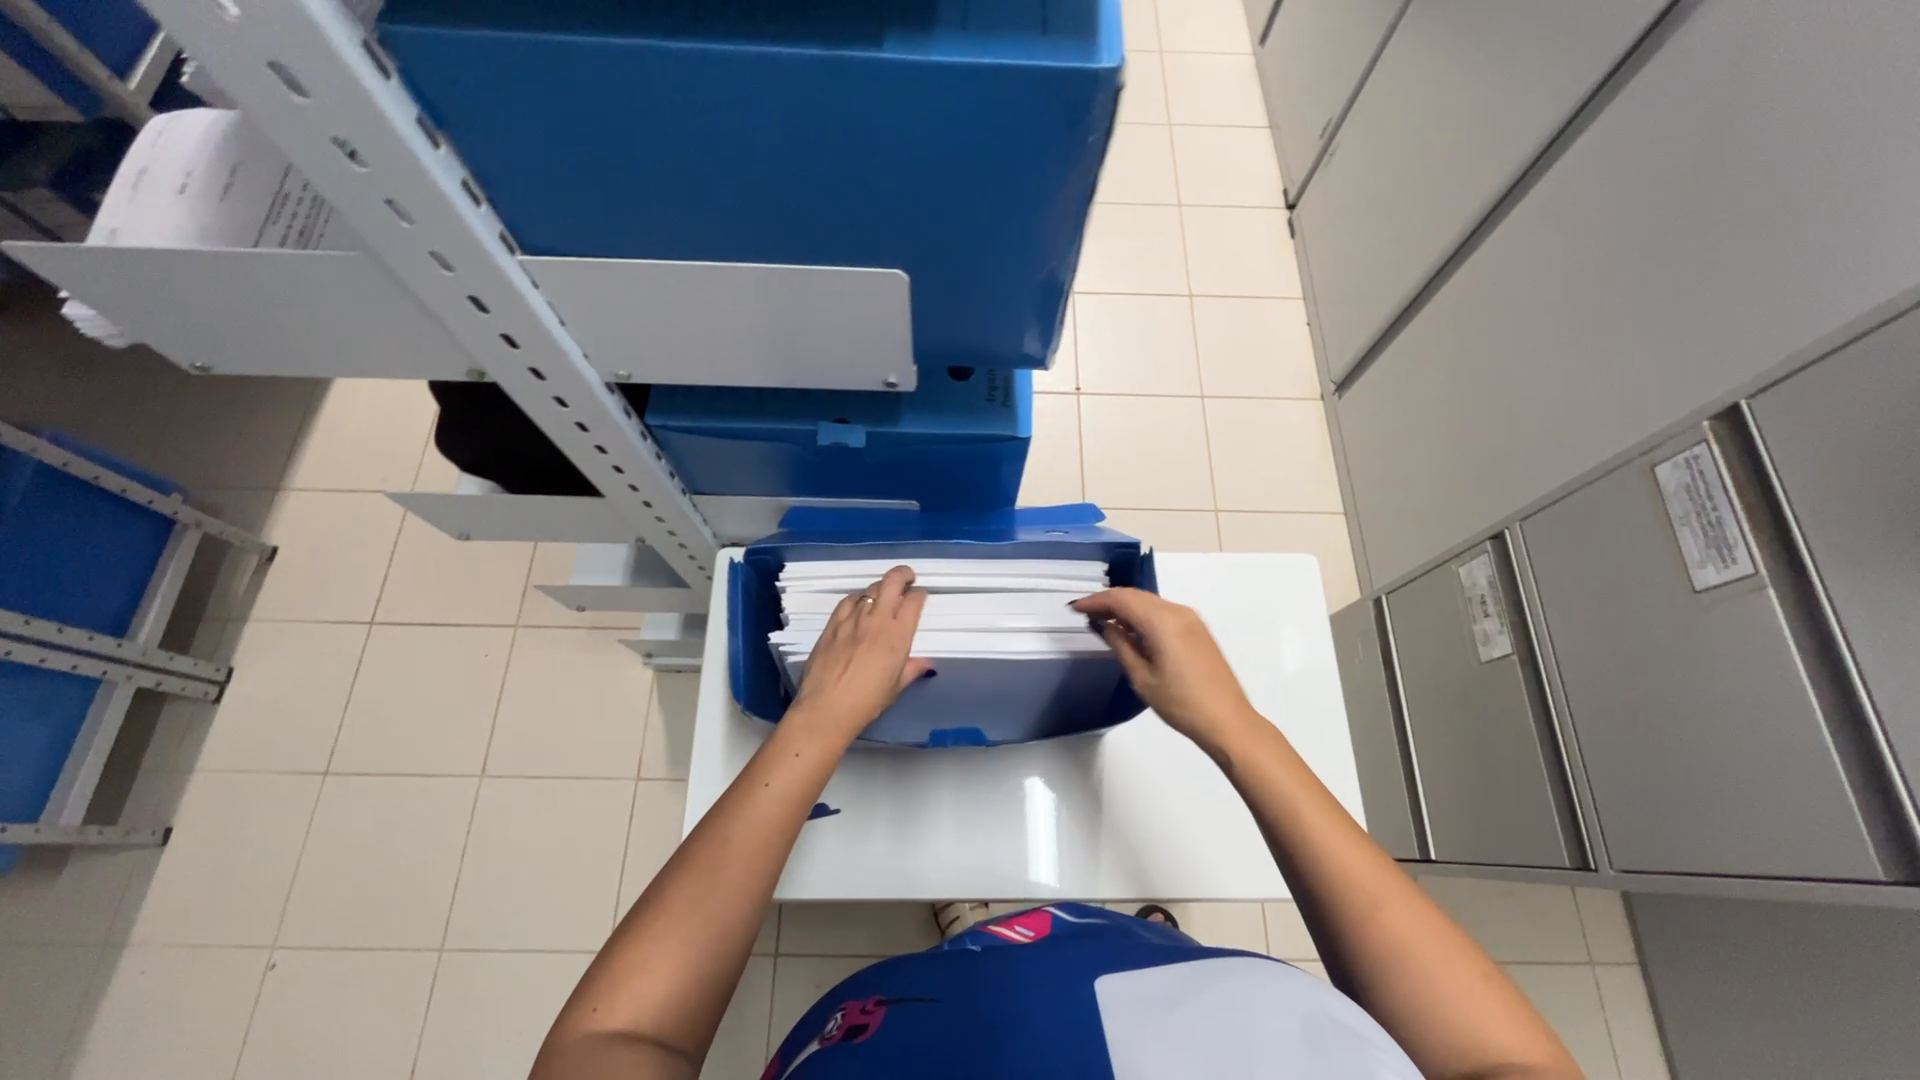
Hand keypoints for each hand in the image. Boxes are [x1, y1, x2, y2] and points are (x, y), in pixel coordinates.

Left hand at [787, 565, 932, 741]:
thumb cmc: (867, 702)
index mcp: (897, 636)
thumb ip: (912, 669)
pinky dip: (858, 598)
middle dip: (903, 574)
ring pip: (870, 589)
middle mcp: (877, 620)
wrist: (826, 708)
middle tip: (907, 579)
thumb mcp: (895, 687)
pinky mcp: (832, 624)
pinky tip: (859, 605)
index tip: (920, 596)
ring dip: (880, 588)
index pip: (914, 601)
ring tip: (884, 594)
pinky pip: (848, 601)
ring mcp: (852, 619)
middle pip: (891, 581)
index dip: (920, 594)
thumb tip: (926, 663)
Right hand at [1072, 588, 1262, 755]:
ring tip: (1103, 621)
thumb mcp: (1142, 678)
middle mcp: (1178, 612)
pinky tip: (1131, 630)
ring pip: (1150, 602)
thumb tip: (1105, 625)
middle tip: (1086, 614)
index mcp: (1162, 622)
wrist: (1227, 720)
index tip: (1075, 608)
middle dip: (1109, 601)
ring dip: (1126, 607)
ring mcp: (1191, 619)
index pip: (1121, 599)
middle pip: (1136, 596)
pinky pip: (1163, 611)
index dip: (1095, 601)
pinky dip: (1142, 614)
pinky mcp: (1197, 629)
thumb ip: (1121, 645)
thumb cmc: (1181, 704)